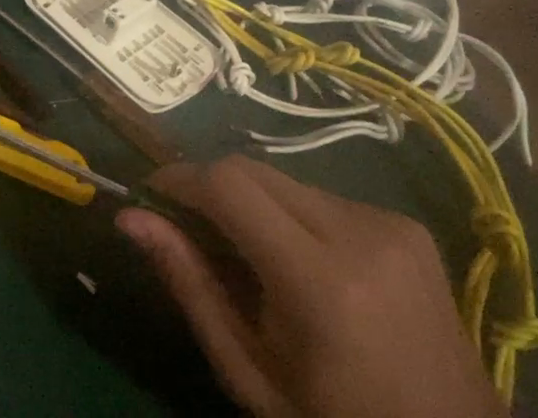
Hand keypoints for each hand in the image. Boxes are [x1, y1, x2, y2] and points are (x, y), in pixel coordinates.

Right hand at [118, 156, 504, 417]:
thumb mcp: (246, 367)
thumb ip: (188, 284)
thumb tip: (129, 218)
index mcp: (321, 280)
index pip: (228, 184)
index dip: (177, 180)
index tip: (148, 200)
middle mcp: (361, 234)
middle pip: (251, 171)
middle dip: (207, 189)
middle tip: (186, 230)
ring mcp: (392, 225)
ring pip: (283, 180)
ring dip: (248, 202)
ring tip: (243, 254)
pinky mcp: (408, 226)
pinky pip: (321, 197)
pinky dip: (289, 214)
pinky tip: (296, 261)